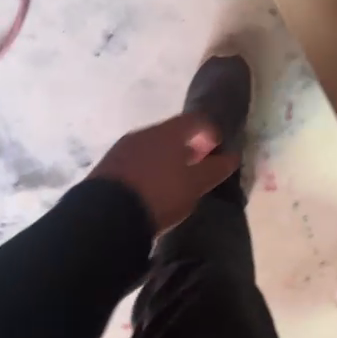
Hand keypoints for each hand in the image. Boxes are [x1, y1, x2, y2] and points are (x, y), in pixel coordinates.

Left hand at [89, 111, 239, 232]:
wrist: (104, 217)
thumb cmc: (160, 194)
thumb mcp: (195, 185)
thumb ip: (216, 169)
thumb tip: (232, 156)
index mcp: (170, 131)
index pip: (197, 119)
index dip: (210, 132)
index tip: (216, 151)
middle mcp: (145, 133)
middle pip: (172, 132)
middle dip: (187, 146)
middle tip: (196, 167)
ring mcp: (122, 148)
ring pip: (152, 146)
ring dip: (166, 158)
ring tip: (173, 181)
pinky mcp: (106, 167)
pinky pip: (135, 161)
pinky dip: (147, 169)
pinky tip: (150, 189)